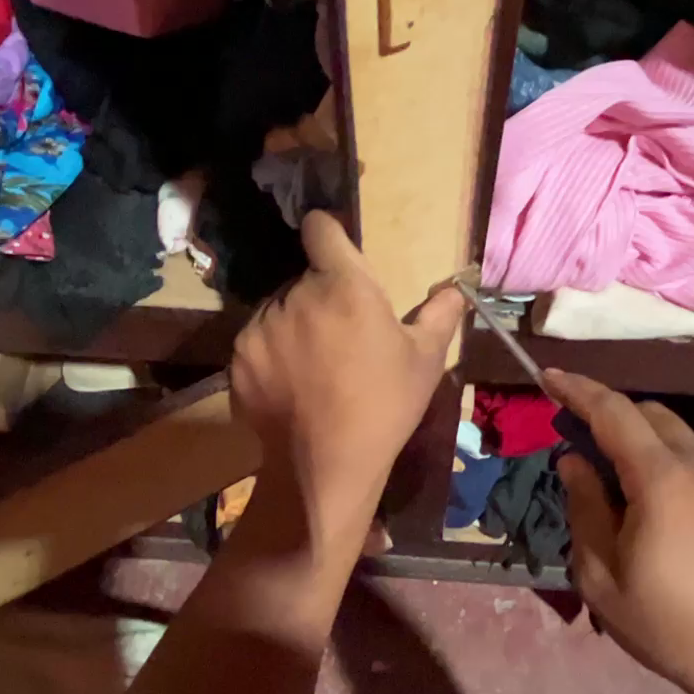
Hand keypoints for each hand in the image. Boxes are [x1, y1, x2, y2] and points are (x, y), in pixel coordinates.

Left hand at [230, 212, 465, 550]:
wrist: (325, 466)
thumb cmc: (386, 407)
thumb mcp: (425, 360)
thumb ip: (440, 315)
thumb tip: (454, 288)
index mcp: (344, 286)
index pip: (321, 228)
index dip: (329, 234)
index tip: (336, 252)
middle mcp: (296, 295)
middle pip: (304, 277)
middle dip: (320, 294)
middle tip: (340, 334)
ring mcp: (261, 326)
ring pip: (279, 308)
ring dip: (294, 322)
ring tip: (315, 365)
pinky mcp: (239, 357)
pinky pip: (257, 339)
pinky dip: (272, 352)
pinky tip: (292, 384)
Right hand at [545, 370, 693, 693]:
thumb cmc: (672, 627)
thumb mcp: (602, 578)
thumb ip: (584, 508)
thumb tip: (575, 461)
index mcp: (662, 479)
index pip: (613, 412)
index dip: (578, 390)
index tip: (550, 377)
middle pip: (651, 415)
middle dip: (612, 416)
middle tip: (582, 443)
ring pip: (682, 440)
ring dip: (646, 445)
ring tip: (626, 491)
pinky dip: (677, 468)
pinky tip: (672, 515)